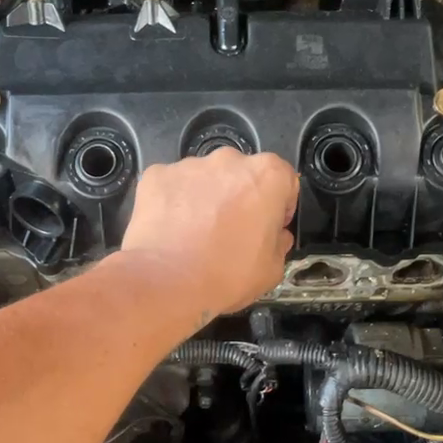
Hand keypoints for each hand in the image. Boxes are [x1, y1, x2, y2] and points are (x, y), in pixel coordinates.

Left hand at [117, 149, 298, 315]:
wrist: (166, 282)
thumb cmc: (226, 275)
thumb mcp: (272, 269)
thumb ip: (279, 242)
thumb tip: (275, 236)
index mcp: (266, 175)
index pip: (284, 180)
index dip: (279, 205)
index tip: (269, 227)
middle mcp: (229, 160)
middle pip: (242, 174)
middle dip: (241, 197)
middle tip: (231, 232)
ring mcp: (189, 165)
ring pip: (206, 178)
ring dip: (207, 198)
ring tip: (196, 234)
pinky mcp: (157, 175)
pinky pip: (173, 185)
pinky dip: (174, 202)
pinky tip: (172, 230)